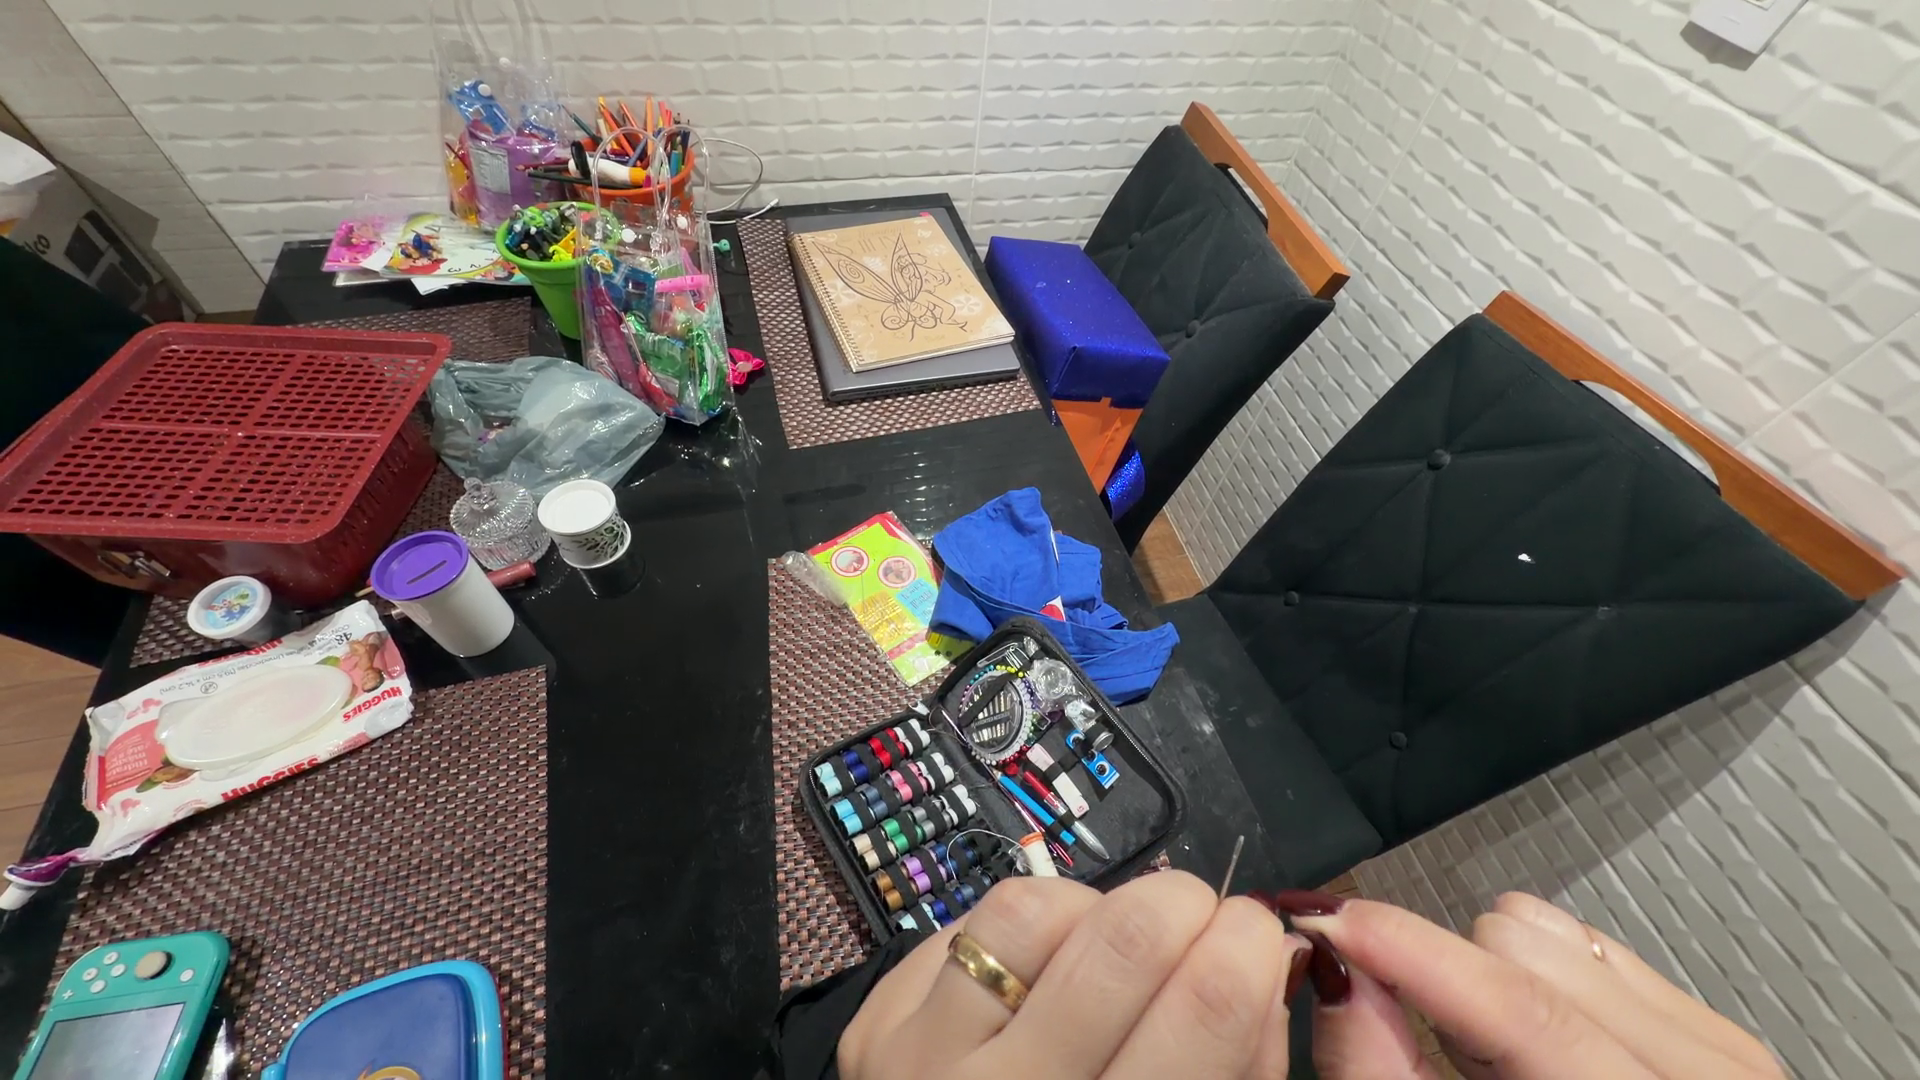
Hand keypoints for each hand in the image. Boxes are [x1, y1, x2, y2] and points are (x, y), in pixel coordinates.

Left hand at [838, 871, 1311, 1078]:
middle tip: (1200, 906)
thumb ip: (1234, 1060)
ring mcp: (931, 1060)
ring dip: (1097, 904)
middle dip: (1181, 903)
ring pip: (1034, 913)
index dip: (1245, 952)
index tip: (1258, 928)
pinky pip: (976, 920)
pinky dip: (1036, 911)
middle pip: (1118, 950)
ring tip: (1116, 930)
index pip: (1201, 1021)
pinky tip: (1050, 945)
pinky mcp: (885, 1021)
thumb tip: (1266, 961)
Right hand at [1262, 889, 1787, 1078]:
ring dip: (1491, 974)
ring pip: (1548, 935)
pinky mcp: (1722, 1036)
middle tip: (1445, 1047)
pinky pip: (1583, 938)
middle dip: (1453, 981)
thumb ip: (1379, 1072)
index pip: (1525, 1013)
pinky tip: (1541, 1032)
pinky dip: (1534, 968)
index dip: (1413, 953)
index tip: (1328, 918)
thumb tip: (1333, 969)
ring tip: (1496, 1053)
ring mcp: (1731, 1058)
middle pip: (1523, 953)